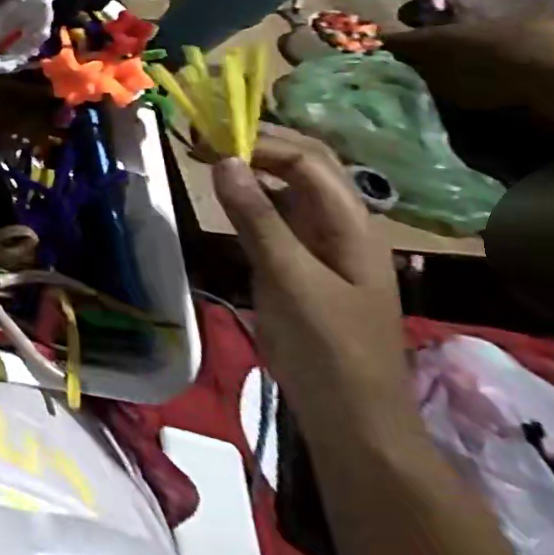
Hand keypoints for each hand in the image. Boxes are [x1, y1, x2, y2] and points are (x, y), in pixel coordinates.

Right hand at [212, 131, 409, 428]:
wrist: (350, 417)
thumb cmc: (328, 347)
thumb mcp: (290, 279)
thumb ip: (257, 218)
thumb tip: (224, 160)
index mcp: (351, 224)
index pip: (307, 160)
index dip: (262, 141)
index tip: (209, 137)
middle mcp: (338, 224)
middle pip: (302, 166)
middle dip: (257, 144)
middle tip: (203, 139)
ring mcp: (319, 245)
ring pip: (287, 190)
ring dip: (250, 168)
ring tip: (206, 158)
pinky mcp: (298, 264)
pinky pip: (275, 217)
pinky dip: (248, 198)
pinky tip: (224, 197)